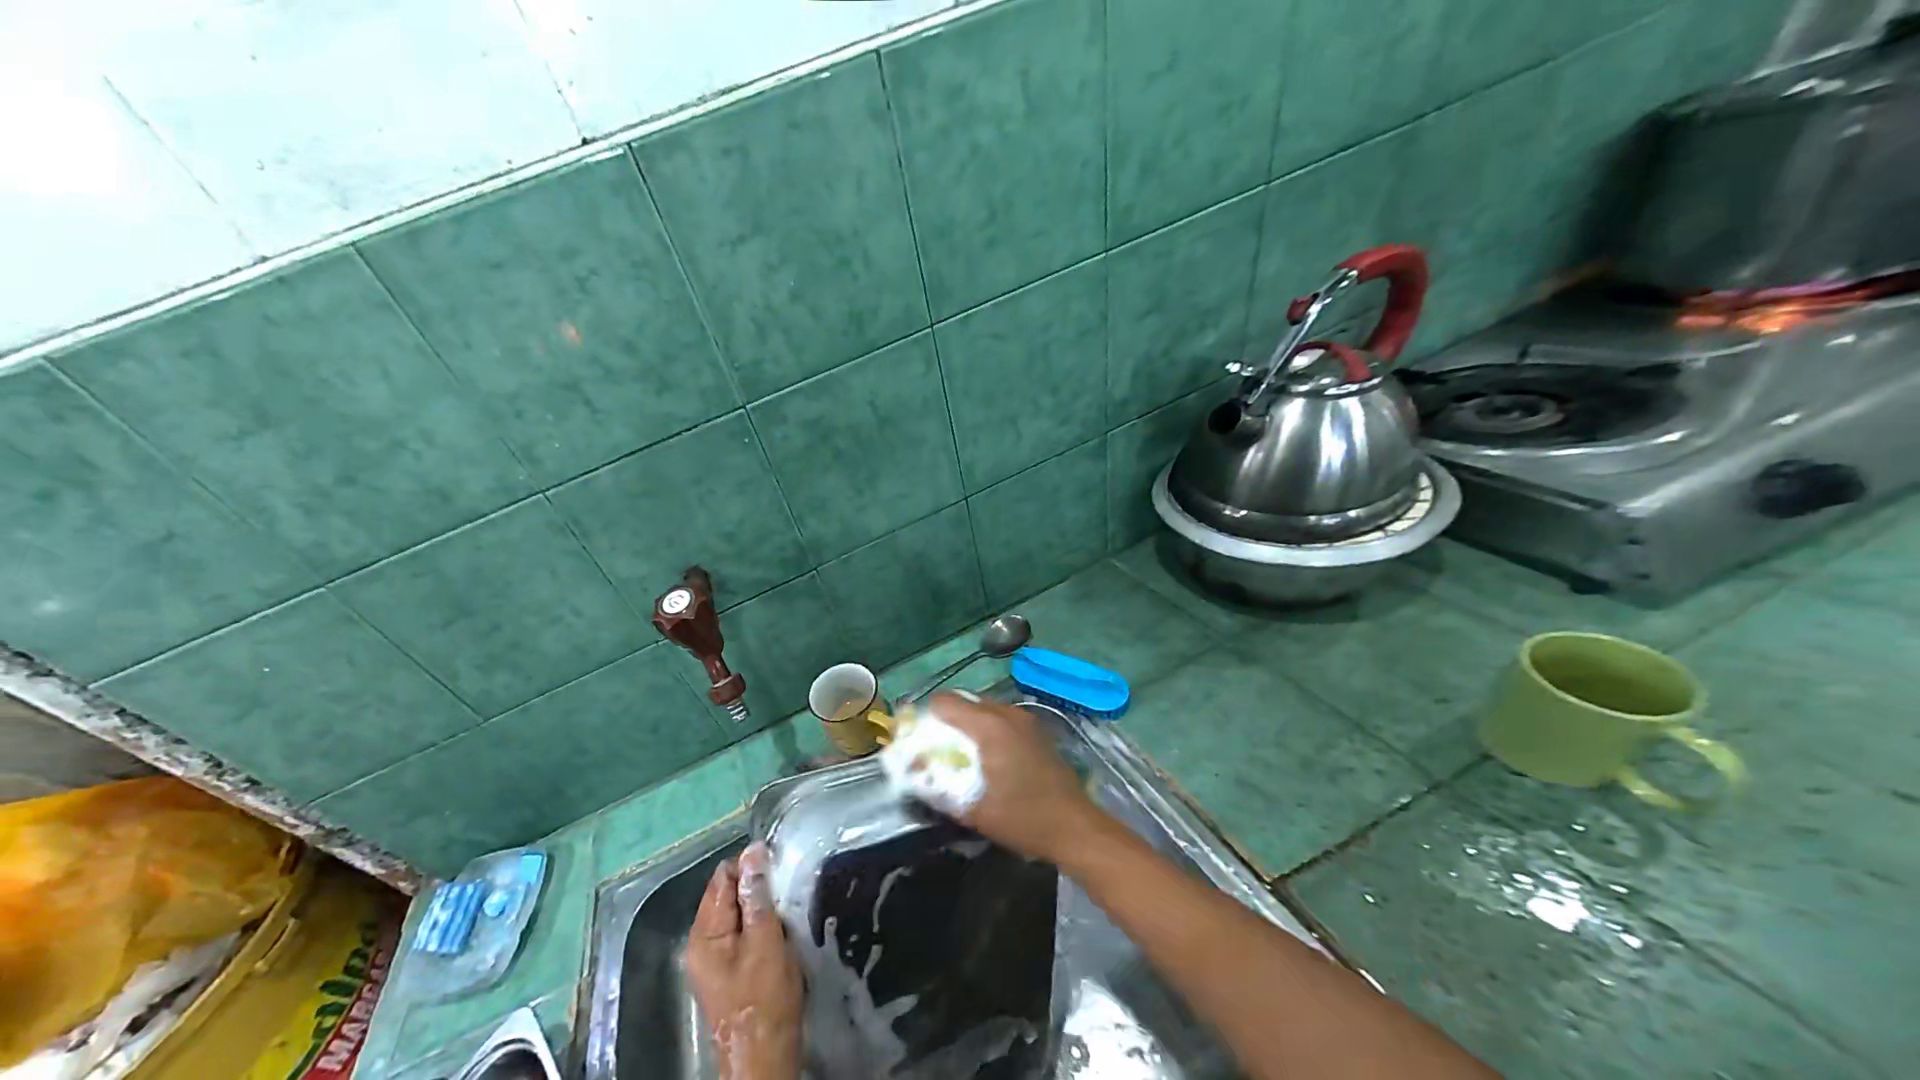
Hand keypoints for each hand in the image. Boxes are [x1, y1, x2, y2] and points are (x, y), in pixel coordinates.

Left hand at [684, 843, 802, 1079]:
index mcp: (704, 934)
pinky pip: (743, 933)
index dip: (750, 866)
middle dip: (757, 888)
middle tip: (787, 890)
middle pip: (728, 894)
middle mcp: (702, 943)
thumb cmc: (765, 998)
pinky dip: (761, 926)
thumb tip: (752, 851)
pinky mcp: (730, 970)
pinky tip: (781, 930)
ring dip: (762, 907)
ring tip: (788, 908)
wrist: (765, 1056)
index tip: (780, 867)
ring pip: (738, 913)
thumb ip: (757, 895)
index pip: (722, 878)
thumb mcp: (765, 940)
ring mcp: (714, 959)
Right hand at [928, 692, 1102, 862]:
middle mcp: (1007, 713)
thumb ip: (937, 788)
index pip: (945, 702)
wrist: (1075, 827)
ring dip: (969, 726)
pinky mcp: (1038, 731)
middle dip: (946, 722)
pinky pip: (1003, 720)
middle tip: (937, 750)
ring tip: (961, 756)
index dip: (926, 717)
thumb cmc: (1022, 817)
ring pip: (985, 710)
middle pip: (965, 702)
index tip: (919, 740)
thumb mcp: (971, 809)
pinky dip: (989, 731)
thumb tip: (913, 774)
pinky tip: (989, 759)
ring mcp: (1026, 720)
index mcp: (989, 725)